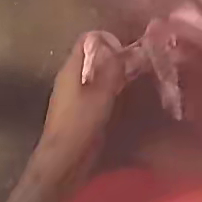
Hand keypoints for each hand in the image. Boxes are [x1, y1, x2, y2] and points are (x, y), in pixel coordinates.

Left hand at [38, 31, 131, 166]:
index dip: (106, 39)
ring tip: (137, 78)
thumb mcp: (101, 94)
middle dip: (114, 57)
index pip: (86, 40)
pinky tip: (126, 99)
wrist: (63, 162)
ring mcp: (73, 96)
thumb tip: (127, 49)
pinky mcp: (79, 112)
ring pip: (96, 76)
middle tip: (139, 63)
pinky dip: (110, 91)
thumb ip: (113, 70)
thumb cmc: (80, 124)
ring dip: (114, 75)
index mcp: (70, 69)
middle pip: (92, 58)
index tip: (127, 48)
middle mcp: (70, 79)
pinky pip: (96, 93)